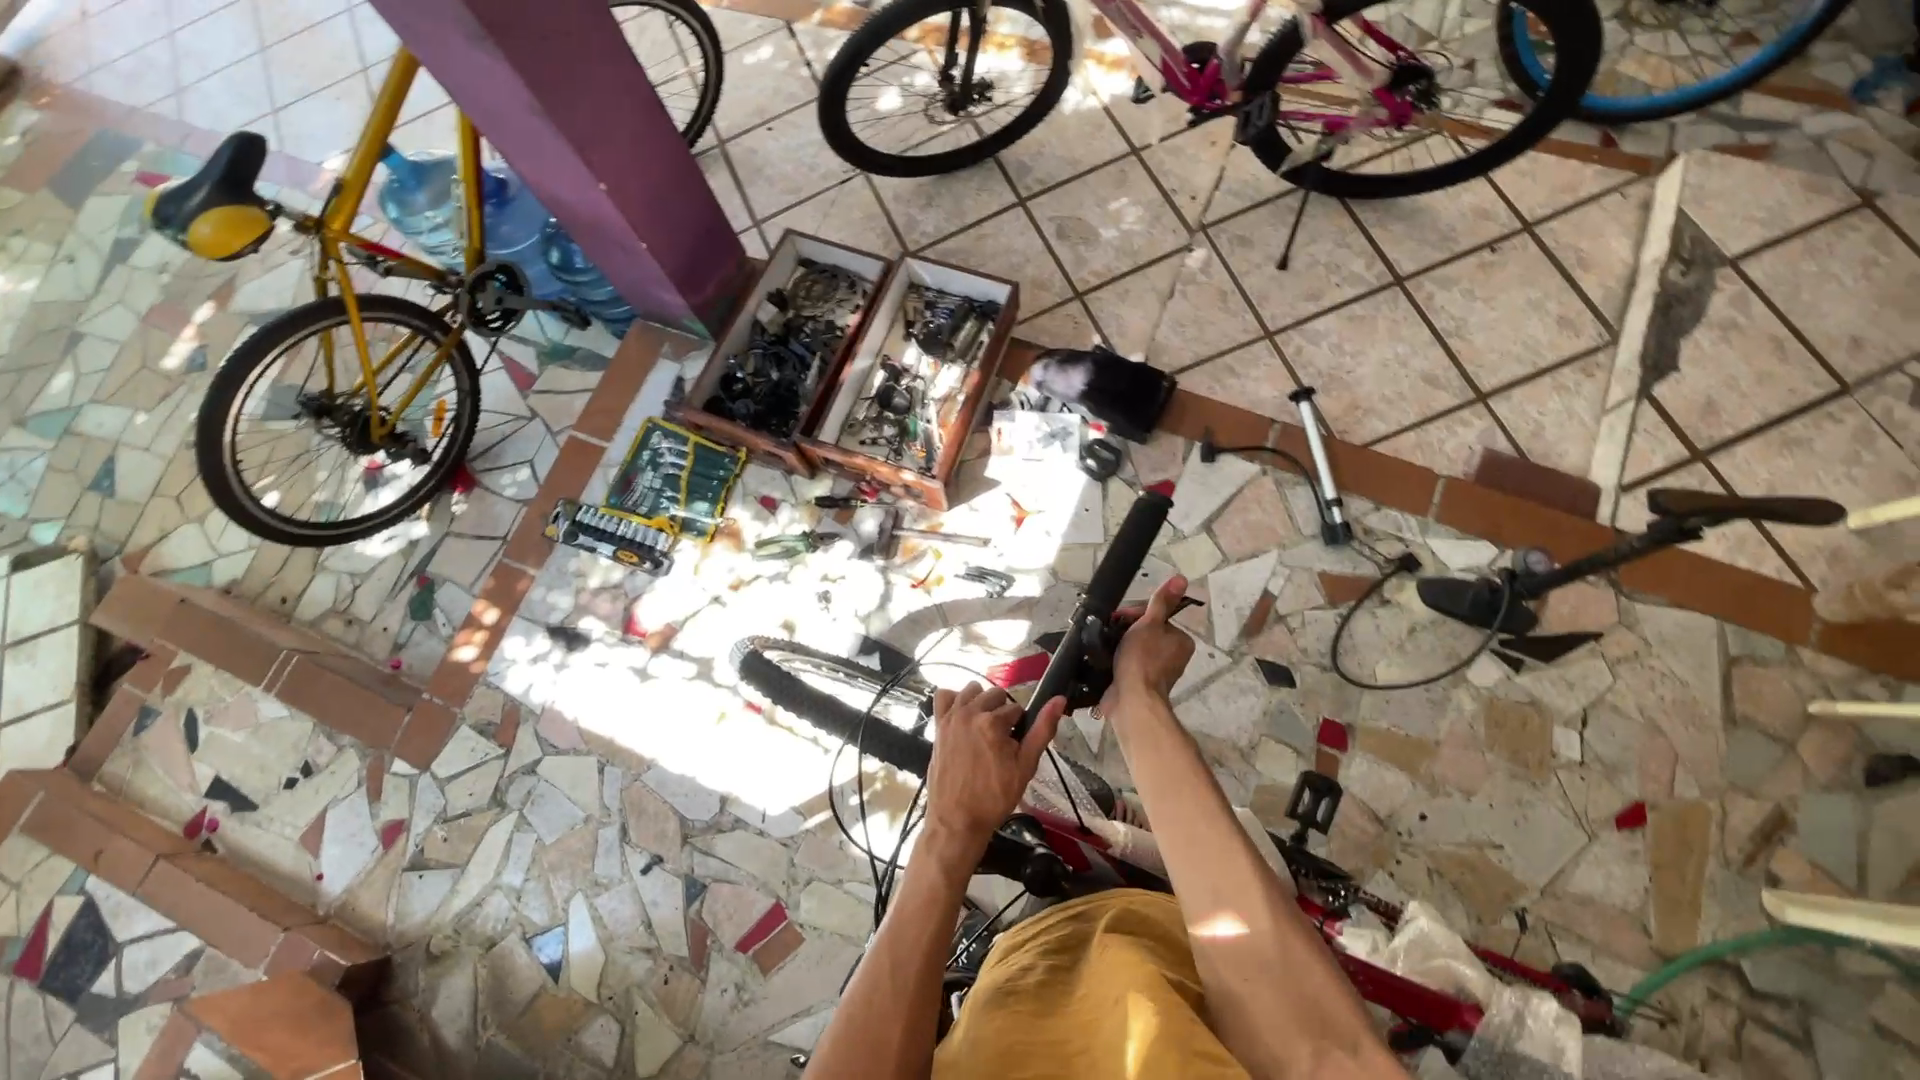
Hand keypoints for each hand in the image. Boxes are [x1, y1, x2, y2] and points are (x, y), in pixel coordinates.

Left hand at [923, 683, 1065, 858]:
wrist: (958, 819)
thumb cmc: (994, 797)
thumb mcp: (1025, 766)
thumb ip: (1042, 729)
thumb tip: (1058, 700)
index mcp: (992, 723)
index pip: (1016, 709)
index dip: (1019, 727)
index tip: (1015, 745)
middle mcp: (969, 713)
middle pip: (995, 695)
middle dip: (1002, 712)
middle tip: (1002, 739)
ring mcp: (950, 718)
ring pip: (971, 690)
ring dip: (981, 702)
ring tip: (984, 727)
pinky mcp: (938, 725)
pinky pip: (943, 695)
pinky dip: (954, 700)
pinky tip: (963, 717)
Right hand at [1105, 574, 1195, 709]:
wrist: (1131, 699)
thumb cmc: (1142, 658)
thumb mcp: (1149, 623)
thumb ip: (1161, 601)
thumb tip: (1182, 578)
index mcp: (1181, 640)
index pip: (1156, 617)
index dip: (1134, 614)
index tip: (1117, 618)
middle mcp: (1173, 656)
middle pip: (1145, 632)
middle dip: (1126, 630)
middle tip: (1108, 631)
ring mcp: (1157, 672)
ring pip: (1135, 648)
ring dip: (1120, 645)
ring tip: (1104, 644)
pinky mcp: (1141, 684)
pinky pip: (1128, 664)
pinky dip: (1118, 660)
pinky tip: (1105, 658)